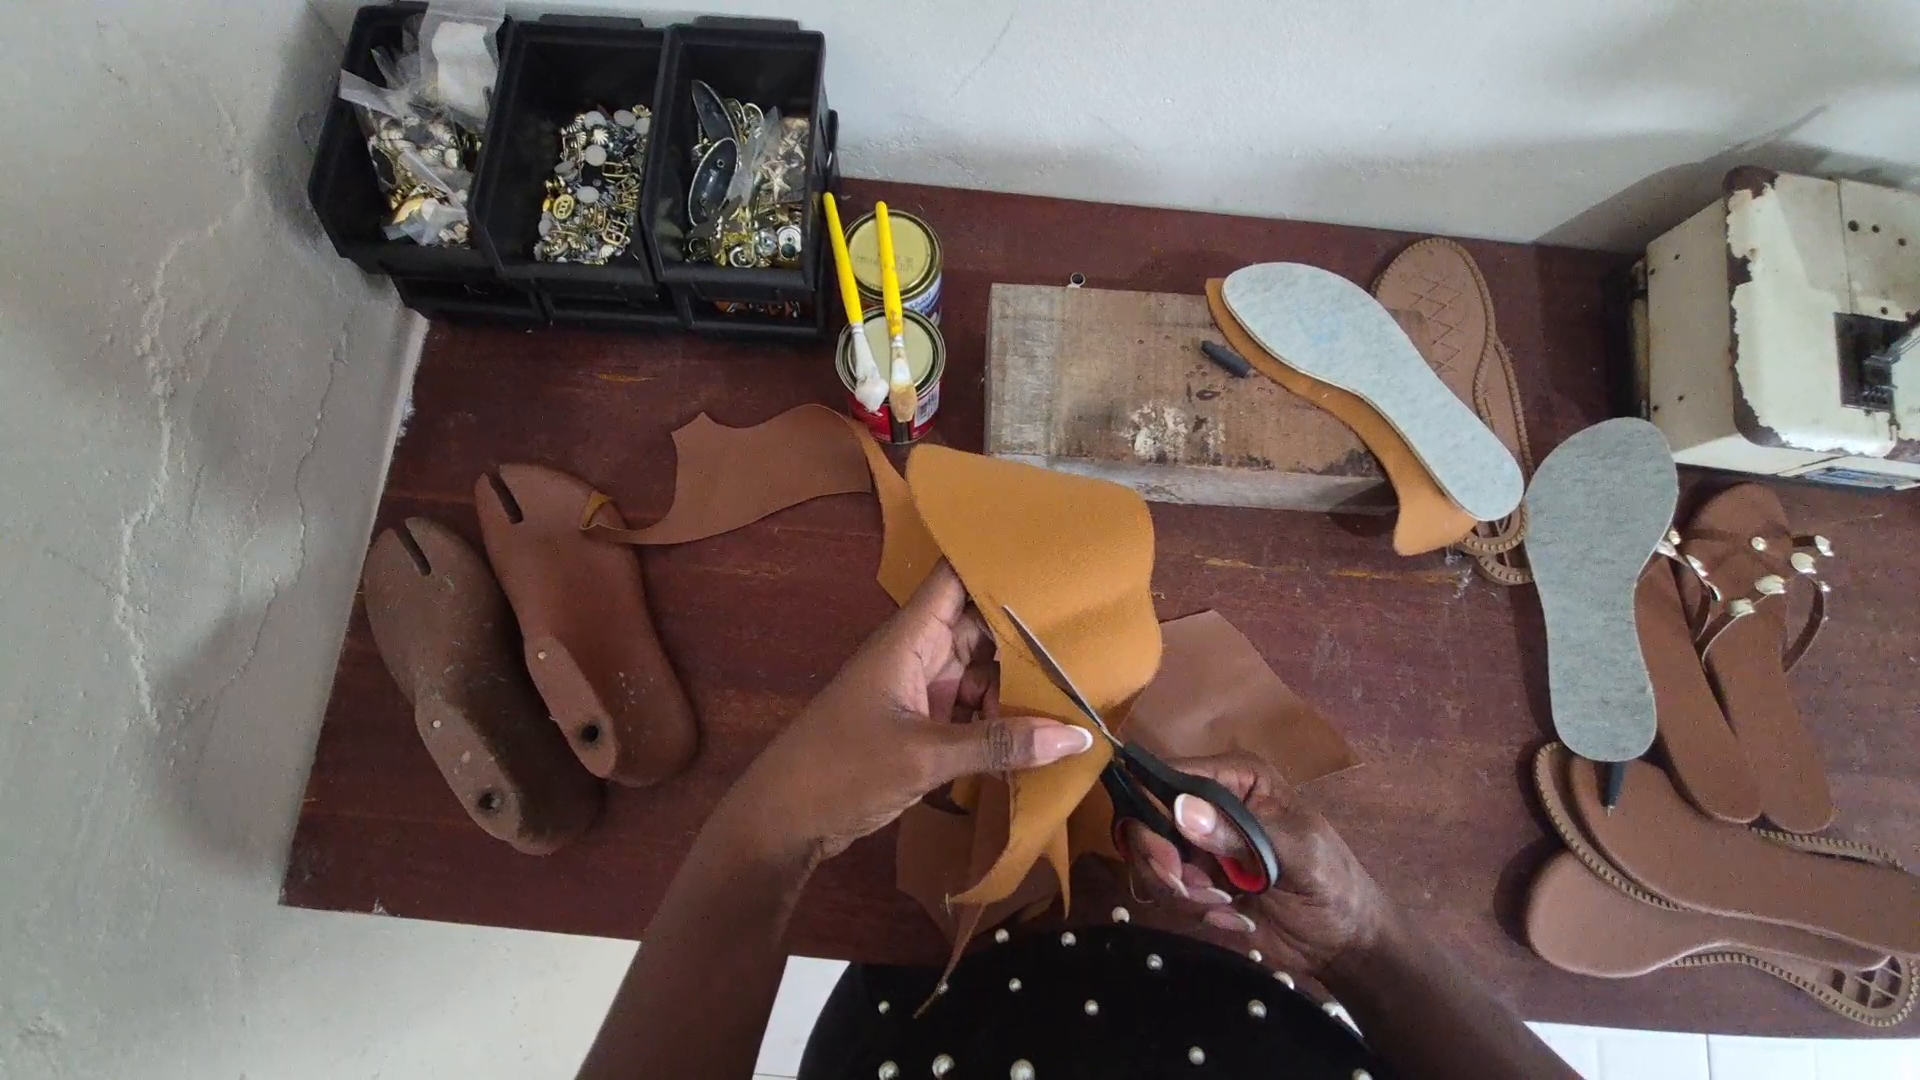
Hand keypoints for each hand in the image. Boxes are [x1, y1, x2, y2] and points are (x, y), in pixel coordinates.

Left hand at [721, 562, 1095, 864]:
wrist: (784, 820)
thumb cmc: (843, 768)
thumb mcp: (925, 755)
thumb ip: (1000, 744)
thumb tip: (1077, 737)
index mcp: (911, 636)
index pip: (957, 577)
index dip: (999, 561)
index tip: (1056, 556)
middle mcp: (921, 653)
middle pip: (982, 626)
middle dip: (1028, 634)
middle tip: (1090, 637)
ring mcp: (923, 688)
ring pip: (983, 670)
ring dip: (1018, 683)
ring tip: (1076, 691)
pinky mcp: (925, 723)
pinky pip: (974, 708)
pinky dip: (1001, 718)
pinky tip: (1040, 733)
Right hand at [1121, 753, 1394, 976]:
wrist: (1344, 944)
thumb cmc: (1333, 882)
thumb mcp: (1297, 853)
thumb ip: (1242, 832)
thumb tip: (1181, 810)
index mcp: (1234, 777)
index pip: (1170, 775)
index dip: (1153, 810)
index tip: (1170, 860)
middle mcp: (1206, 801)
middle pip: (1145, 815)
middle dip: (1162, 861)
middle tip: (1189, 890)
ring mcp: (1195, 840)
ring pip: (1148, 856)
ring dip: (1180, 891)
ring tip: (1224, 909)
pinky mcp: (1192, 876)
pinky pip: (1163, 888)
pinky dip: (1189, 909)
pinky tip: (1230, 919)